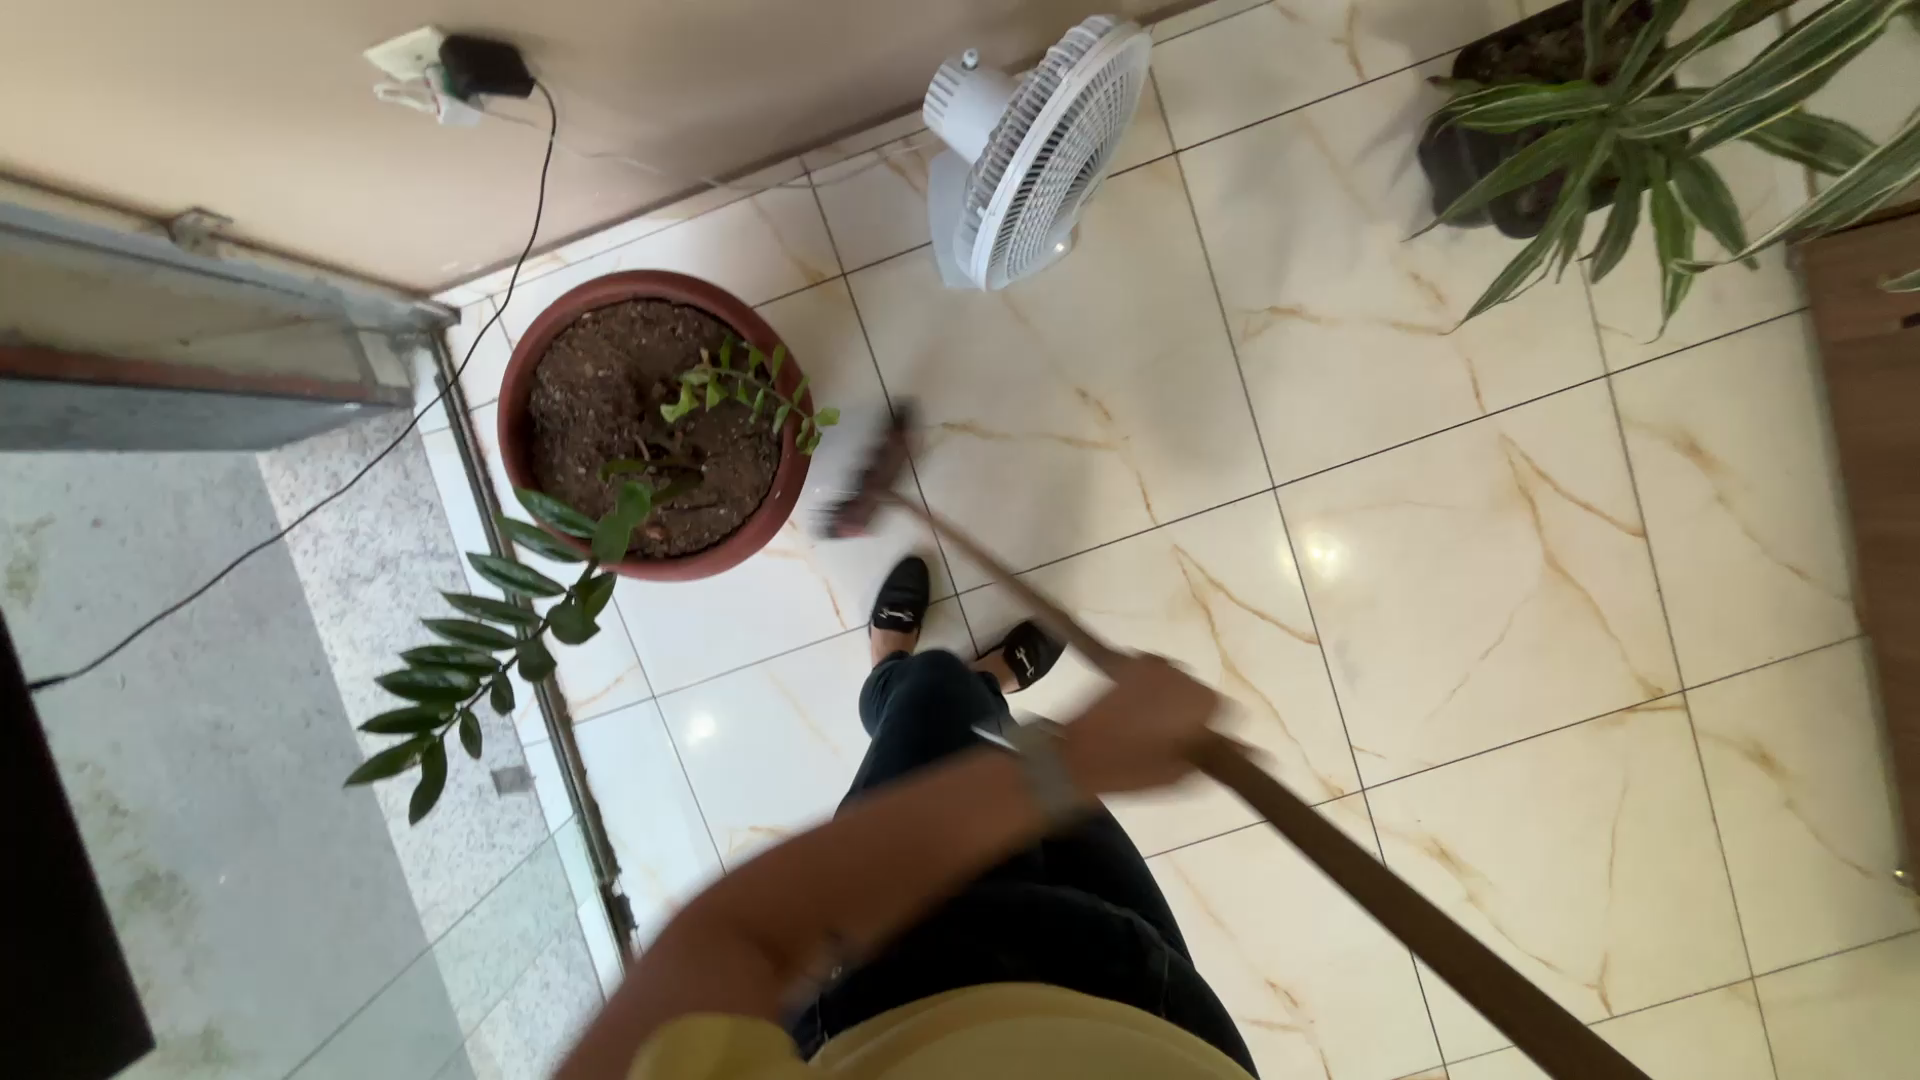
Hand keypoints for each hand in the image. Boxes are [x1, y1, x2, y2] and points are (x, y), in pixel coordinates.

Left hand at [1058, 654, 1221, 794]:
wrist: (1079, 754)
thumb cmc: (1133, 769)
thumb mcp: (1183, 773)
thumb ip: (1220, 755)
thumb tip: (1253, 747)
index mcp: (1199, 698)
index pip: (1225, 710)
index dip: (1211, 729)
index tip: (1193, 747)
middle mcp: (1179, 672)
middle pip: (1199, 692)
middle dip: (1190, 711)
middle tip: (1170, 740)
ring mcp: (1150, 663)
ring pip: (1176, 682)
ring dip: (1170, 699)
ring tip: (1149, 727)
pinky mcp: (1126, 663)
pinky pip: (1152, 674)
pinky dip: (1151, 689)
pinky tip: (1136, 711)